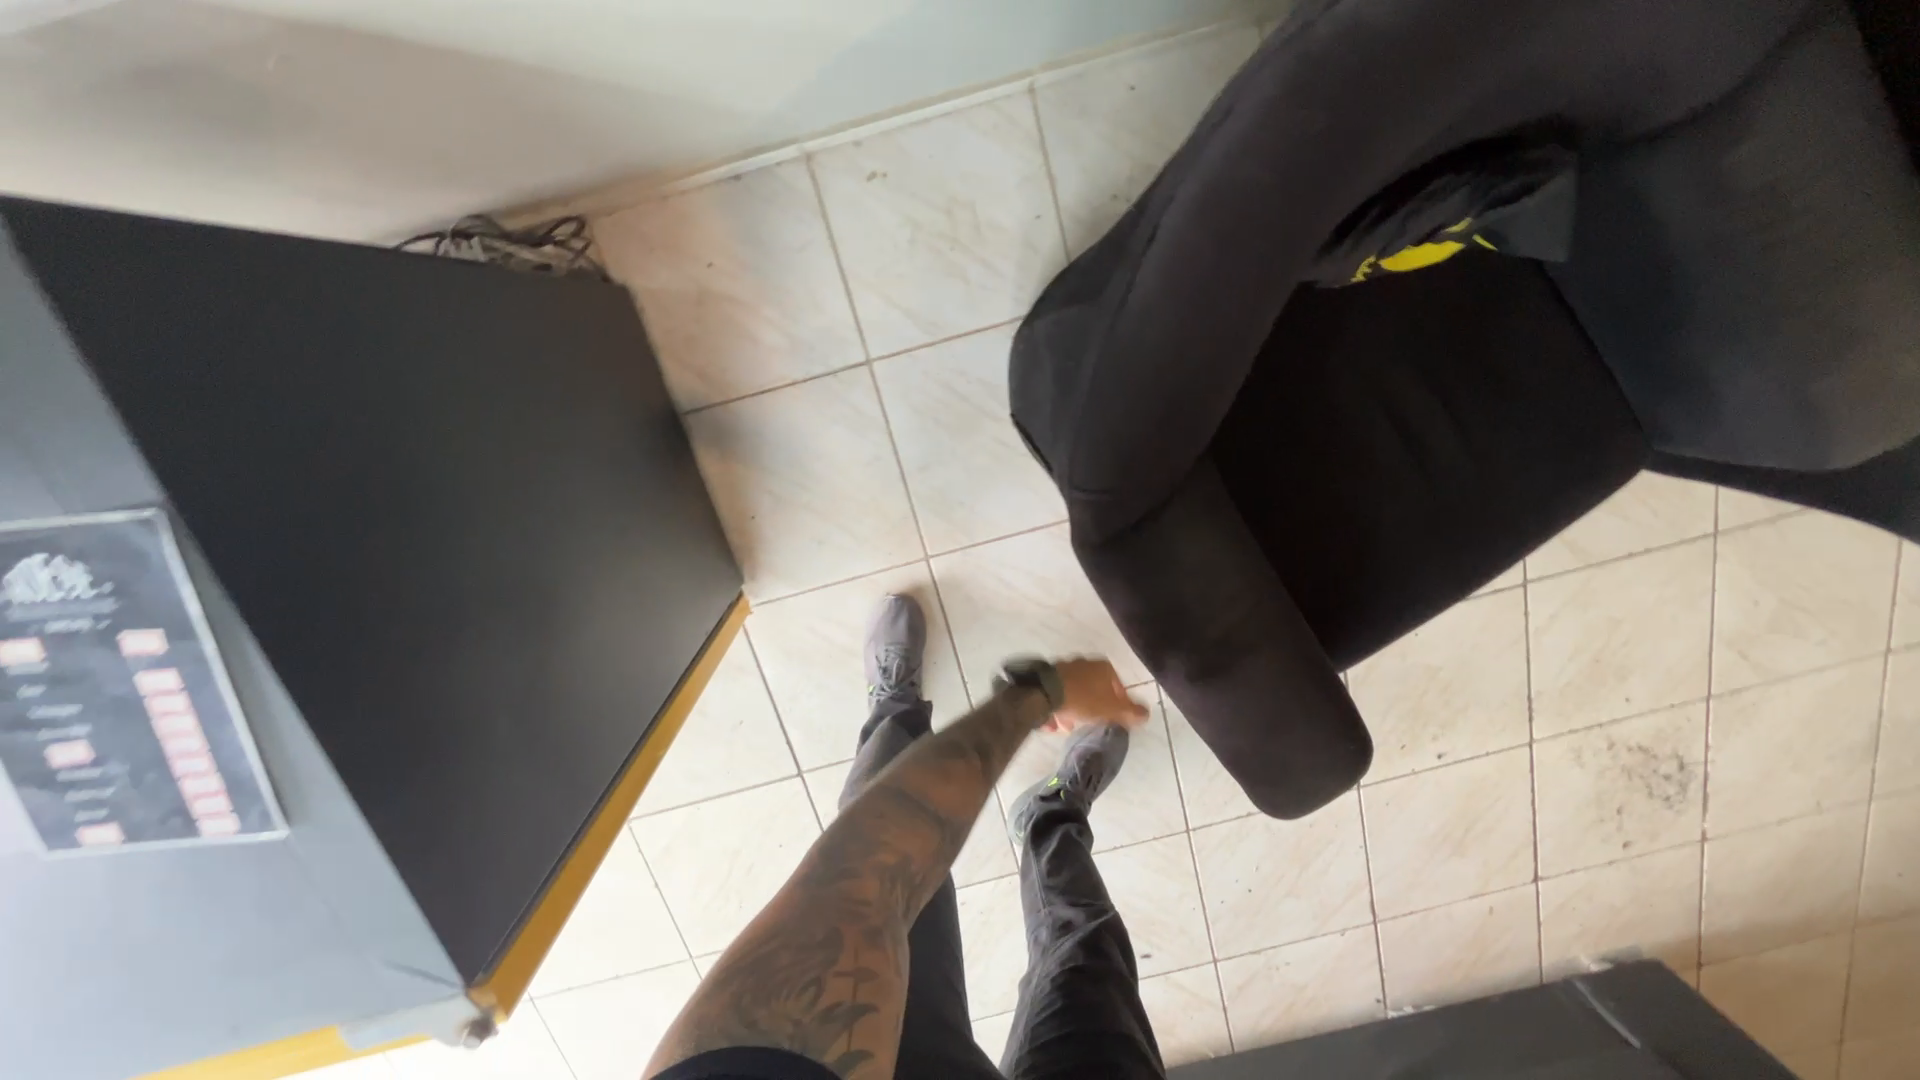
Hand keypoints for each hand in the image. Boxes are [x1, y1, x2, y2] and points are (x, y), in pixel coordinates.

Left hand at [1044, 659, 1149, 732]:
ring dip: (1074, 710)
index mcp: (1104, 666)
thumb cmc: (1084, 699)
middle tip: (1091, 722)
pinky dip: (1059, 707)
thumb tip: (1146, 714)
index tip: (1114, 719)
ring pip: (1075, 692)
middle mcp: (1085, 662)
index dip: (1119, 705)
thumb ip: (1130, 712)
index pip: (1119, 686)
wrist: (1045, 692)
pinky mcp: (1048, 676)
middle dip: (1094, 708)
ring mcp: (1065, 667)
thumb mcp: (1112, 709)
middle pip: (1095, 689)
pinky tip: (1055, 722)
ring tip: (1069, 725)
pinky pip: (1058, 694)